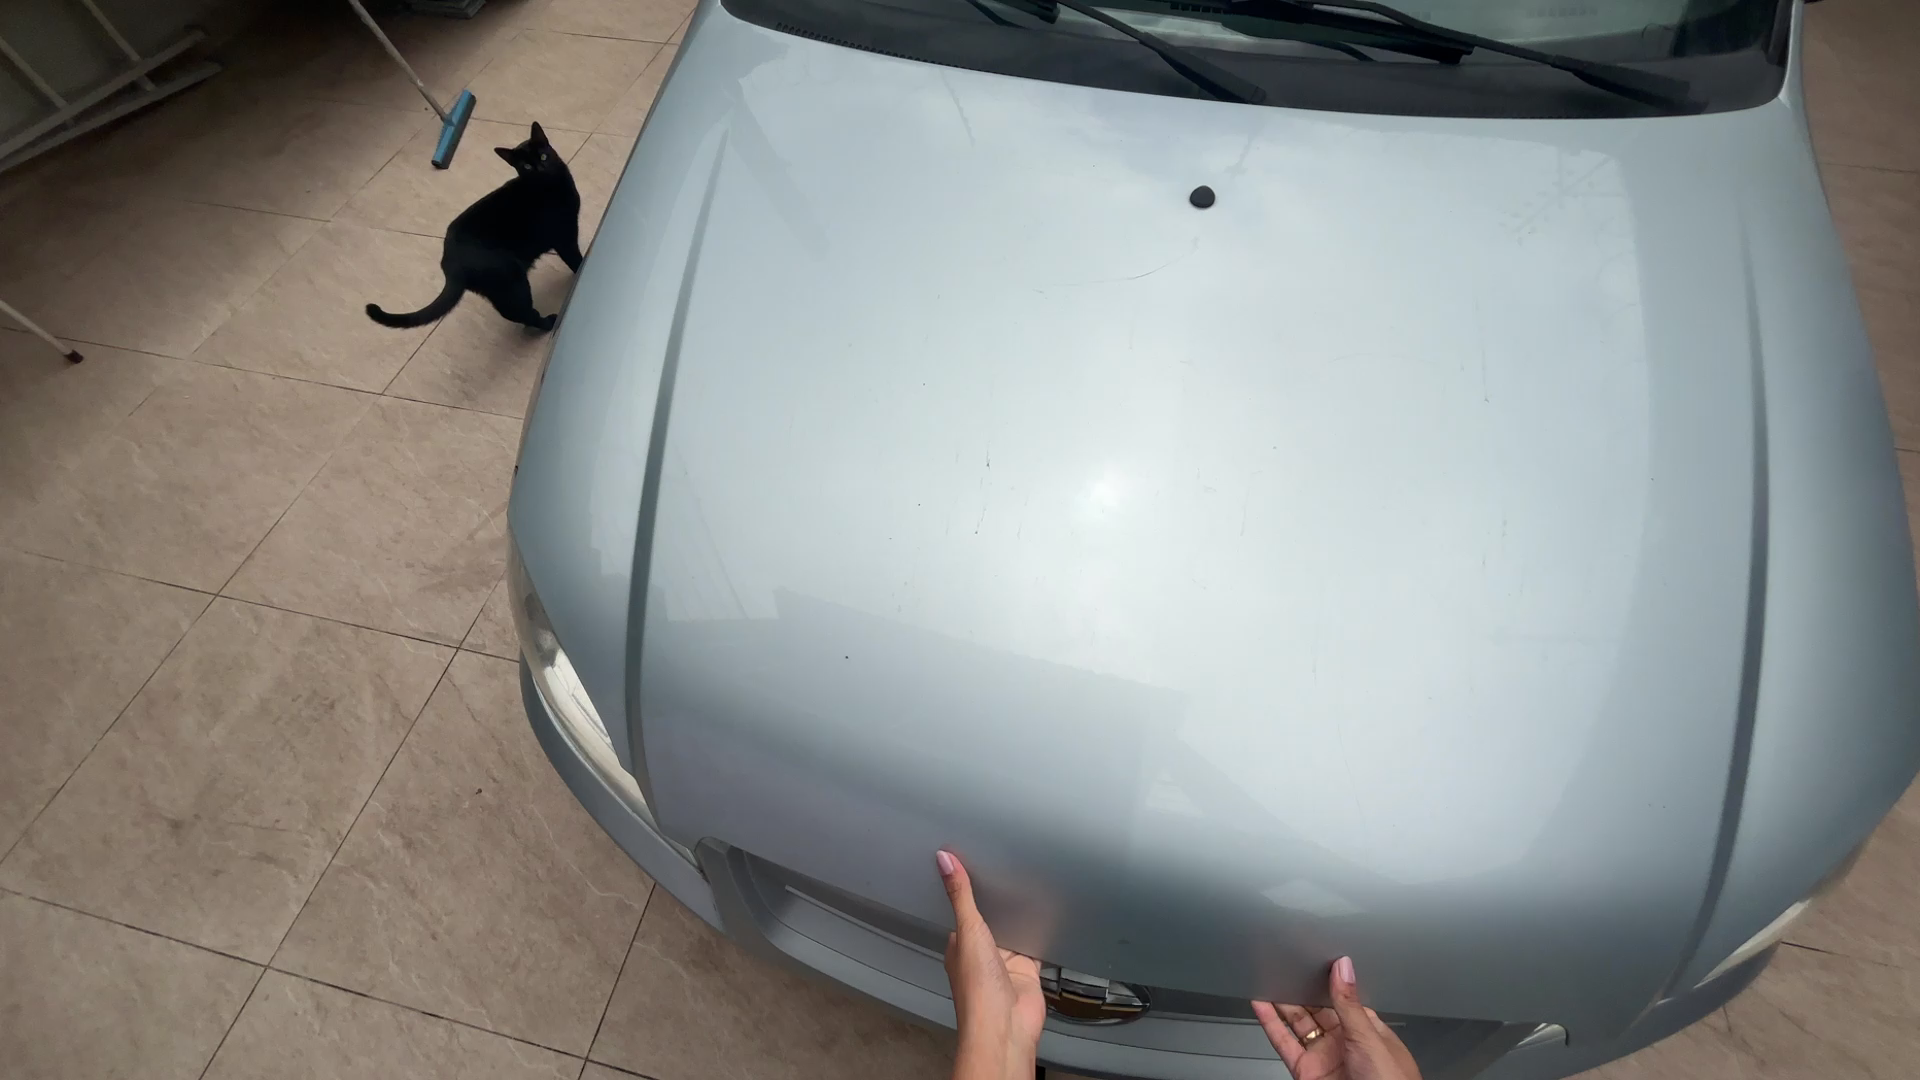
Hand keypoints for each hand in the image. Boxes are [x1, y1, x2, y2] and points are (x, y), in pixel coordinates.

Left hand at [938, 850, 1046, 1079]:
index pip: (962, 910)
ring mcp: (1005, 963)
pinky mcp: (1028, 970)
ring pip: (1013, 930)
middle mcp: (982, 954)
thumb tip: (945, 861)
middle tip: (1004, 870)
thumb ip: (961, 895)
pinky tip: (1043, 915)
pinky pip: (1035, 944)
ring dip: (1018, 918)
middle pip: (991, 919)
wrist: (1007, 1027)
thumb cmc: (978, 991)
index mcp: (960, 945)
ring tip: (1025, 886)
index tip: (970, 866)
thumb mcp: (967, 930)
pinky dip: (1039, 932)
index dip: (966, 890)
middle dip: (997, 903)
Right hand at [1252, 957, 1423, 1079]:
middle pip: (1314, 1007)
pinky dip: (1269, 1023)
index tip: (1309, 958)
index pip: (1341, 999)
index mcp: (1368, 1034)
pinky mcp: (1305, 1071)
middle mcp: (1344, 1045)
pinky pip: (1284, 1042)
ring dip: (1280, 1001)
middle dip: (1298, 987)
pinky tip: (1260, 1004)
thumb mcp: (1370, 1041)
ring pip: (1297, 1022)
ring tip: (1266, 977)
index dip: (1325, 980)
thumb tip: (1343, 967)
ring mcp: (1323, 1058)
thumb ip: (1350, 1004)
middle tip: (1281, 963)